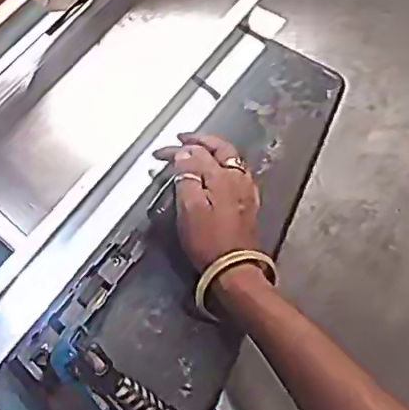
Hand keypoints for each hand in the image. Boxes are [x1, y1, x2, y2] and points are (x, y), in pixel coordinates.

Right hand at [153, 132, 263, 271]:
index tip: (160, 154)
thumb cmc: (208, 240)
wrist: (234, 270)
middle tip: (183, 139)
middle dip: (200, 141)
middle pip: (220, 149)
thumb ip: (187, 176)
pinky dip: (223, 165)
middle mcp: (237, 179)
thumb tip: (184, 154)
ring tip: (197, 152)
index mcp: (222, 177)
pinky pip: (236, 174)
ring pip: (230, 160)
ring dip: (212, 151)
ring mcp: (245, 192)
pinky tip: (217, 172)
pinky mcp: (247, 204)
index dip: (177, 150)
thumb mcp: (189, 207)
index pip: (197, 152)